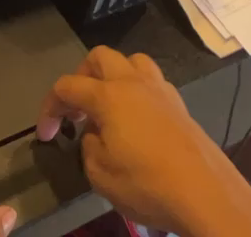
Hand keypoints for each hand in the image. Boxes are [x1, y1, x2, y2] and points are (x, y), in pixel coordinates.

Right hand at [36, 47, 250, 236]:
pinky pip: (151, 81)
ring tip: (107, 106)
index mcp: (108, 95)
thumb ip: (89, 147)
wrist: (205, 192)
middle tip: (77, 109)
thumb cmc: (147, 183)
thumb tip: (94, 134)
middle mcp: (133, 82)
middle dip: (81, 77)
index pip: (67, 87)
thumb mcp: (101, 175)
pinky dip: (136, 91)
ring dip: (112, 76)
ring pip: (130, 62)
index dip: (49, 107)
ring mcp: (160, 89)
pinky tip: (136, 119)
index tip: (45, 134)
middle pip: (99, 57)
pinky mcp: (178, 104)